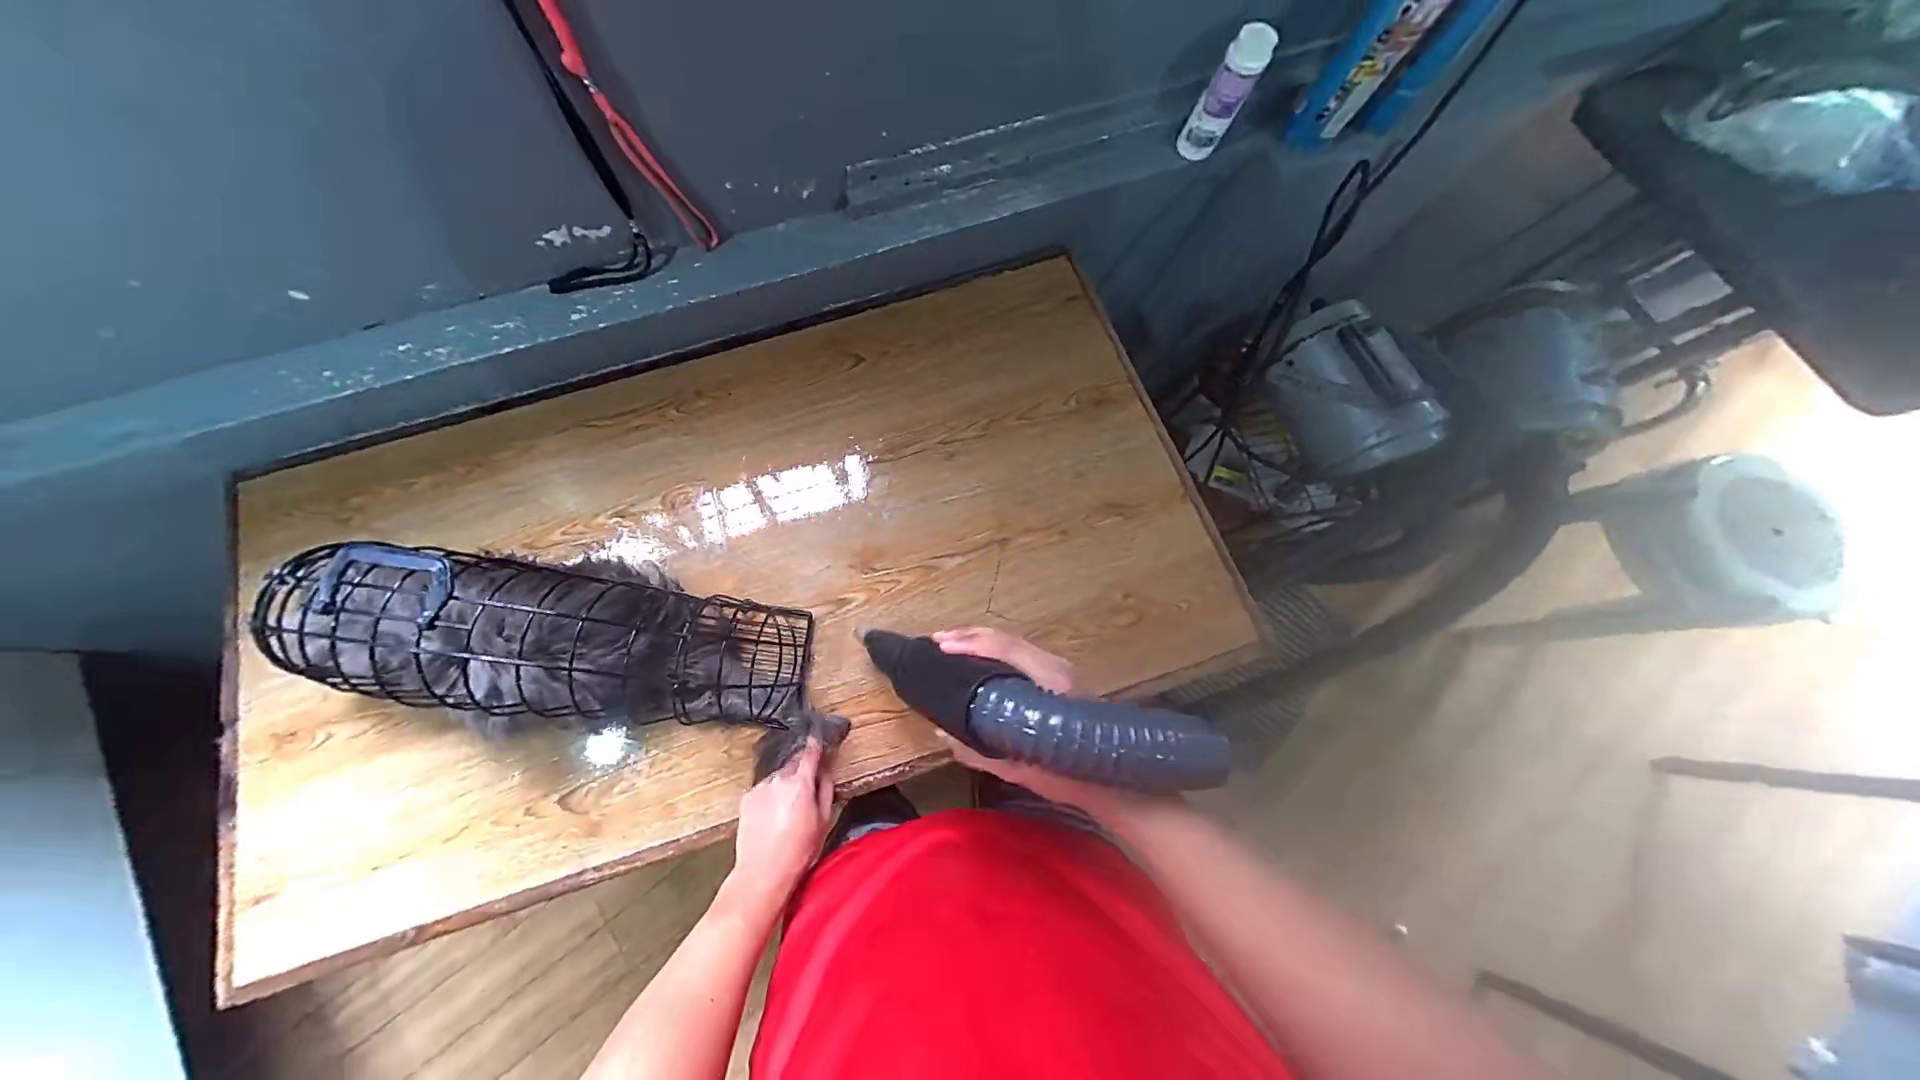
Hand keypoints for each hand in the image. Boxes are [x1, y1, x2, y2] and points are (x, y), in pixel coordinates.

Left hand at [732, 737, 833, 899]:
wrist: (762, 872)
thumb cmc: (797, 851)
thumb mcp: (824, 821)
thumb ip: (826, 790)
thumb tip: (824, 774)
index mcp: (801, 782)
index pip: (810, 752)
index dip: (815, 744)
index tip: (817, 740)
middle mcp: (778, 780)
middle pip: (793, 764)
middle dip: (801, 771)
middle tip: (807, 790)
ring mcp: (760, 788)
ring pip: (778, 778)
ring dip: (784, 786)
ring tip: (788, 811)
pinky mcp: (746, 800)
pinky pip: (764, 790)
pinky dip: (770, 797)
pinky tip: (773, 817)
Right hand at [930, 627, 1156, 820]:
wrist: (1119, 783)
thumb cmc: (1071, 775)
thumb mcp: (1022, 767)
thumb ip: (981, 751)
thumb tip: (943, 733)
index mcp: (1050, 681)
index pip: (1004, 648)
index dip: (969, 643)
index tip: (939, 646)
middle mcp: (1057, 667)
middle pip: (1007, 639)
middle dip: (970, 636)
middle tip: (937, 640)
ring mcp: (1062, 670)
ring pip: (1015, 644)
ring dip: (982, 641)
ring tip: (952, 645)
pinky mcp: (1063, 678)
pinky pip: (1023, 654)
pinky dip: (997, 651)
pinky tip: (982, 661)